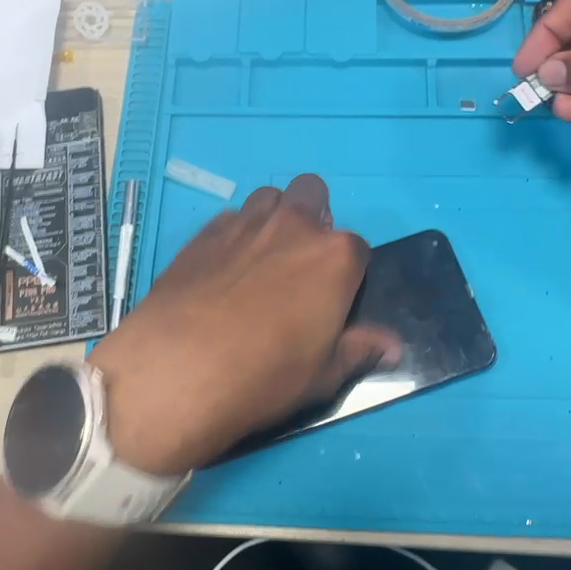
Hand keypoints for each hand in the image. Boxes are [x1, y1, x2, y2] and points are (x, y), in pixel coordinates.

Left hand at [88, 175, 397, 476]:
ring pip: (269, 198)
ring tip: (259, 263)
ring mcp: (245, 223)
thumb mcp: (324, 374)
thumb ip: (360, 349)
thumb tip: (392, 346)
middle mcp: (293, 225)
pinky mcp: (204, 232)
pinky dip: (234, 235)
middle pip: (313, 194)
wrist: (179, 368)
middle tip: (299, 267)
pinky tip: (222, 272)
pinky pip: (229, 219)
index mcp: (335, 256)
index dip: (348, 274)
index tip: (333, 300)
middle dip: (313, 218)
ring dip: (272, 220)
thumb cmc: (265, 375)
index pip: (358, 249)